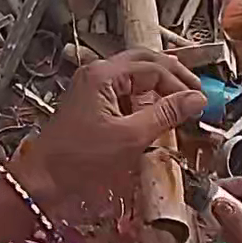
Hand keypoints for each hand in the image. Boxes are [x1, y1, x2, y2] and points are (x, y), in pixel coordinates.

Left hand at [10, 51, 205, 209]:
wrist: (41, 181)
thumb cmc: (81, 159)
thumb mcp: (130, 137)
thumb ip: (166, 114)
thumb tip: (197, 99)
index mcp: (104, 74)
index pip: (153, 67)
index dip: (180, 84)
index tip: (199, 102)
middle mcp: (97, 73)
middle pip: (144, 61)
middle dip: (172, 75)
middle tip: (195, 92)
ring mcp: (92, 86)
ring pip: (134, 74)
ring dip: (159, 85)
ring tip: (180, 101)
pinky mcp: (91, 101)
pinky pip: (123, 90)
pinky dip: (143, 97)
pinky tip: (156, 112)